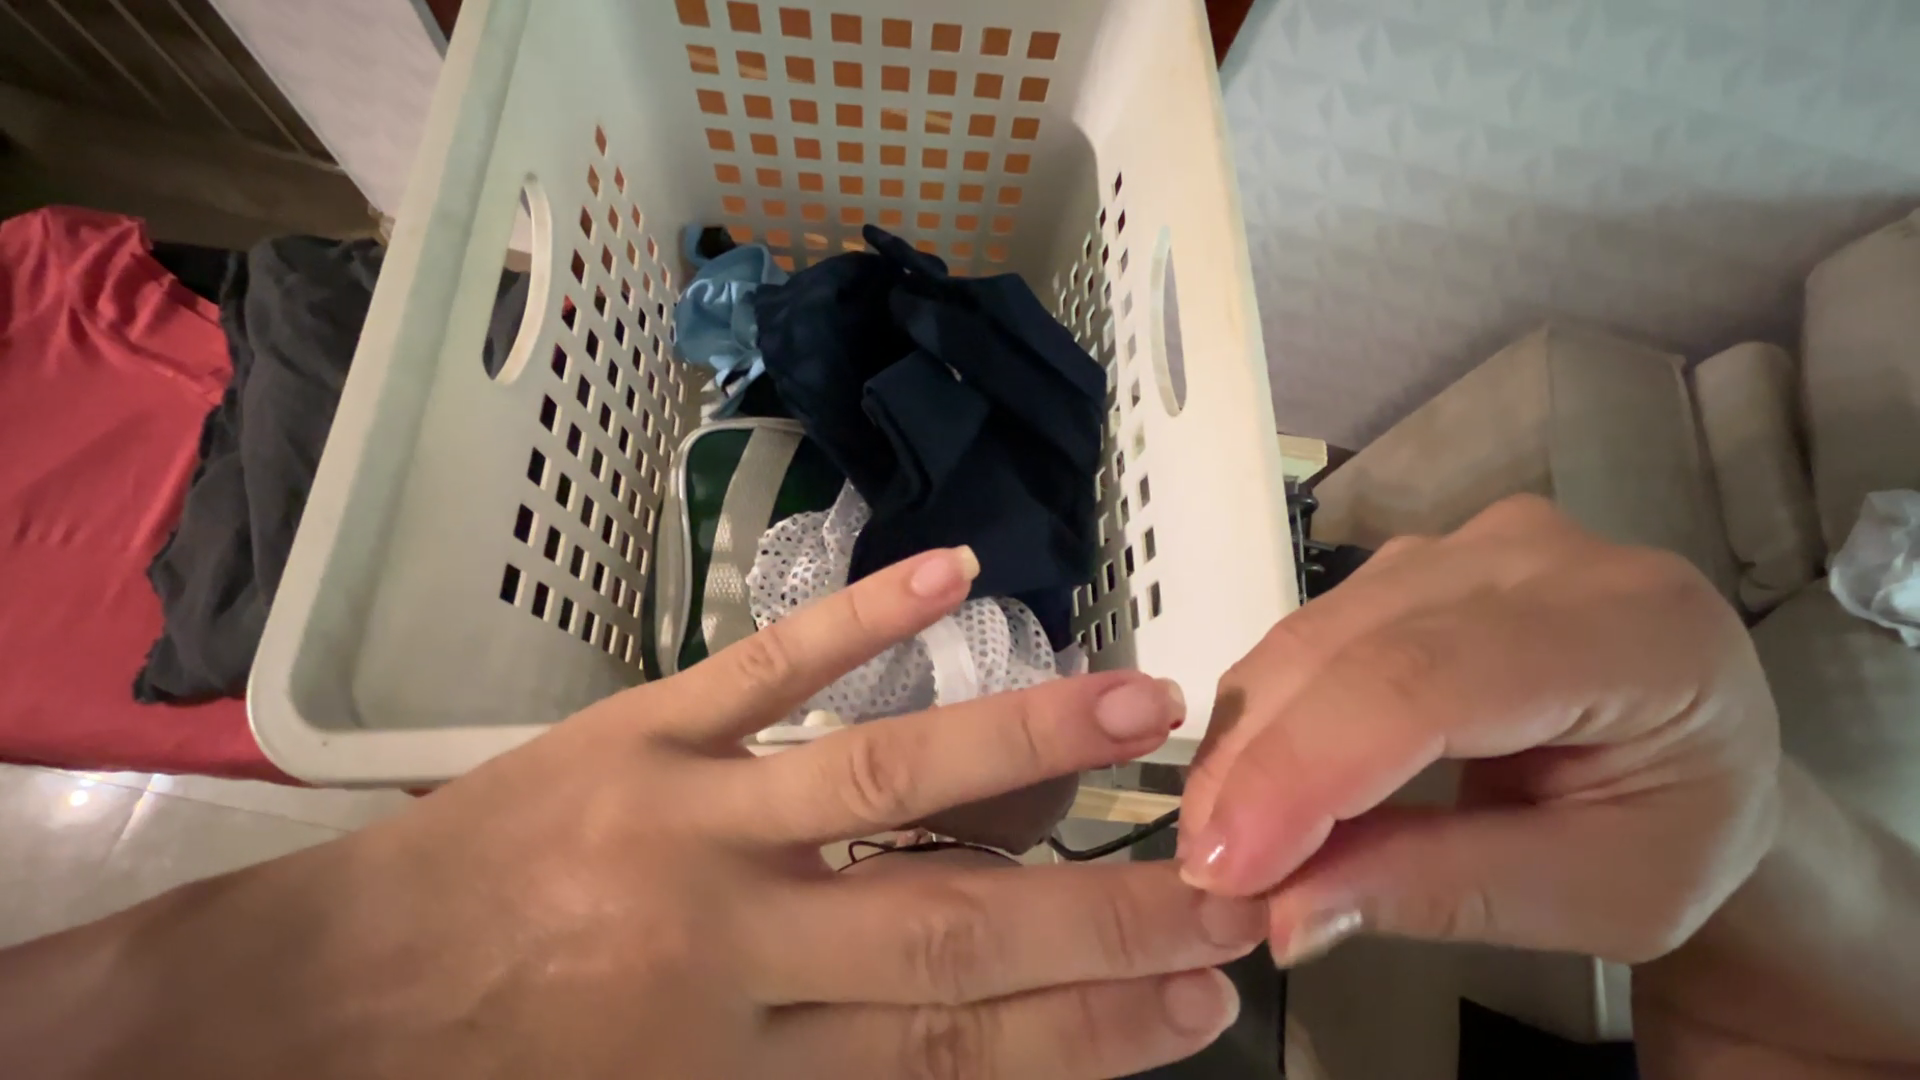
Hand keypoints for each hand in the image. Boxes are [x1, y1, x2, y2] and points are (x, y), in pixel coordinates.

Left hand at [26, 548, 1265, 1079]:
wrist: (298, 1023)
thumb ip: (830, 1066)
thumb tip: (988, 1024)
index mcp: (736, 1066)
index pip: (961, 1047)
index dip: (1094, 1026)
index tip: (1205, 998)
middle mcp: (734, 941)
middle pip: (953, 925)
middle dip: (1103, 907)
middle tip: (1227, 873)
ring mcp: (692, 816)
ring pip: (888, 781)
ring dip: (1025, 745)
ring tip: (1140, 703)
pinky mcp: (641, 731)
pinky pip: (764, 669)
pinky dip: (859, 618)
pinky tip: (951, 571)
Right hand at [1178, 496, 1781, 965]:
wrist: (1687, 745)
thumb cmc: (1675, 831)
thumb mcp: (1594, 894)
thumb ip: (1436, 892)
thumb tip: (1279, 916)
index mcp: (1627, 632)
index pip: (1423, 682)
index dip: (1306, 769)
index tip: (1226, 866)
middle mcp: (1529, 558)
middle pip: (1343, 648)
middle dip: (1255, 762)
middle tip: (1206, 862)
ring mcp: (1455, 546)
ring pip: (1306, 635)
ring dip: (1246, 738)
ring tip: (1219, 830)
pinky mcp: (1402, 562)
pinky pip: (1305, 631)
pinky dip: (1263, 710)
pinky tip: (1249, 773)